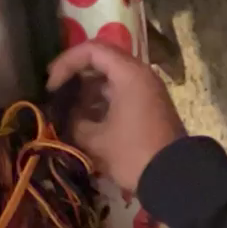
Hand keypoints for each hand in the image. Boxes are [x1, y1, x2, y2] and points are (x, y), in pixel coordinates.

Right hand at [46, 41, 185, 193]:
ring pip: (112, 79)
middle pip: (102, 61)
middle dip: (76, 76)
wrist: (175, 177)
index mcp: (129, 74)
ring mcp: (148, 90)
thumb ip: (74, 122)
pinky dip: (103, 102)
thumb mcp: (96, 140)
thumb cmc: (133, 154)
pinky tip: (86, 121)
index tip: (51, 85)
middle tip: (56, 94)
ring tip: (68, 111)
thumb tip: (64, 115)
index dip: (66, 63)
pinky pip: (122, 94)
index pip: (92, 50)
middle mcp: (141, 75)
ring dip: (88, 91)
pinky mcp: (150, 106)